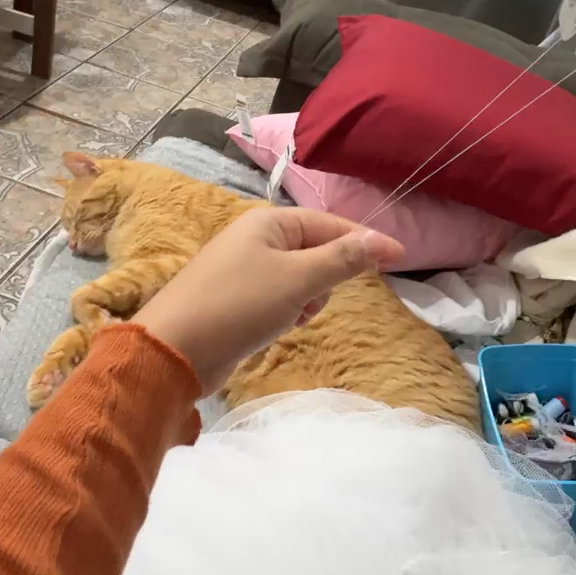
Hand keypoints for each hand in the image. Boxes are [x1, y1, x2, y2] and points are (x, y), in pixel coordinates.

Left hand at [132, 207, 401, 394]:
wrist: (174, 351)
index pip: (329, 224)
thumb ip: (343, 258)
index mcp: (268, 223)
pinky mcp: (237, 300)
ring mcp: (244, 270)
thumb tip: (384, 239)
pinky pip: (279, 298)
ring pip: (300, 279)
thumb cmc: (239, 305)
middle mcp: (255, 239)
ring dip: (306, 299)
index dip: (364, 240)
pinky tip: (276, 328)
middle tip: (310, 300)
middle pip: (315, 251)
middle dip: (325, 278)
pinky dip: (286, 312)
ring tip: (290, 317)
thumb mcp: (299, 279)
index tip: (400, 259)